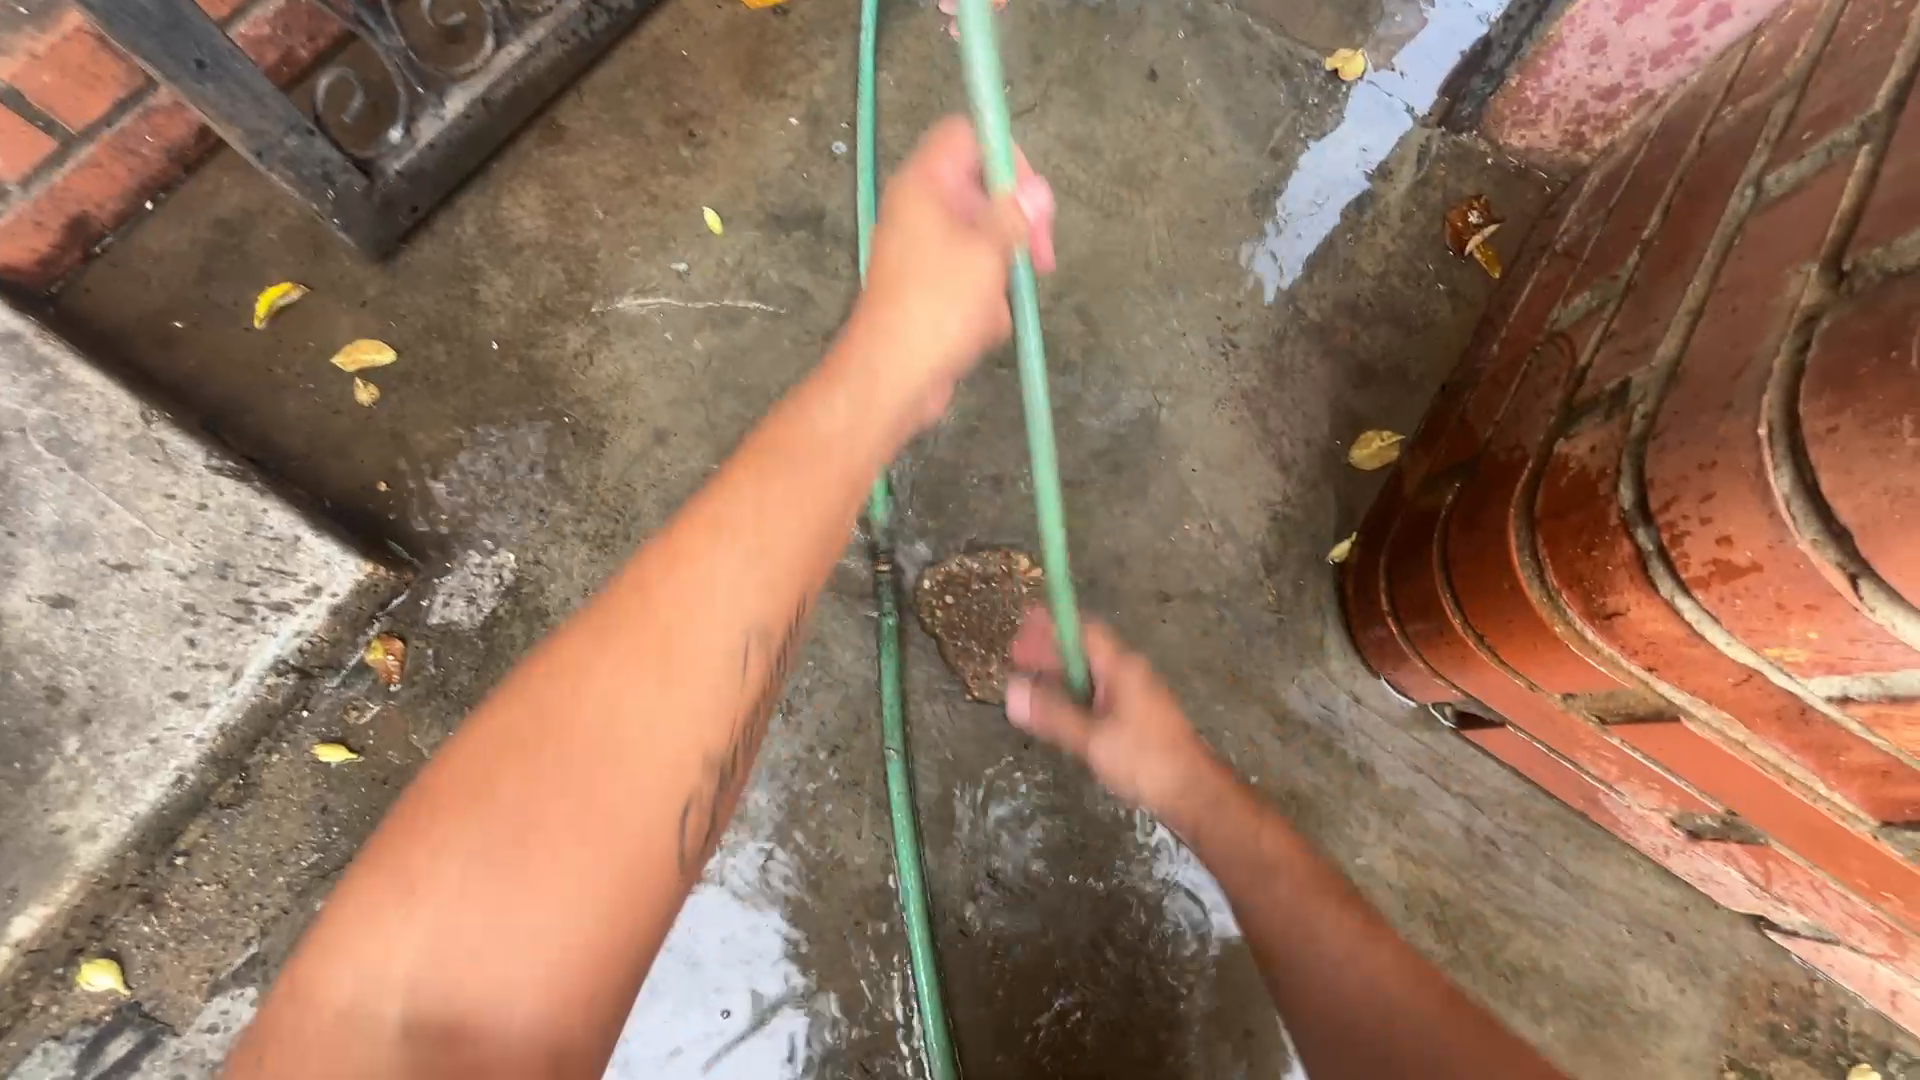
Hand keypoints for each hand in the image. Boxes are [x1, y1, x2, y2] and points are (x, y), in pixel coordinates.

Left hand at [846, 115, 1055, 429]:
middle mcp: (922, 213)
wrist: (893, 377)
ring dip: (1000, 279)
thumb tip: (1037, 191)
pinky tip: (979, 330)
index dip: (1008, 159)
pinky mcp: (931, 293)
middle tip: (1040, 259)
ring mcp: (925, 255)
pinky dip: (984, 306)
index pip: (971, 137)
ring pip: (985, 248)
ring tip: (990, 308)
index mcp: (925, 185)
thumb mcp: (987, 253)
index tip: (1032, 200)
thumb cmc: (936, 308)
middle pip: (985, 195)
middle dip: (1016, 231)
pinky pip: (973, 285)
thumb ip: (1015, 215)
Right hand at [1004, 608, 1219, 815]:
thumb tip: (1011, 691)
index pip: (1083, 630)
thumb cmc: (1146, 760)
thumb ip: (1052, 714)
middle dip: (1050, 648)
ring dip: (1060, 671)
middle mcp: (1128, 672)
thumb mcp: (1092, 738)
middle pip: (1085, 647)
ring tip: (1029, 680)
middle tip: (1016, 656)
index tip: (1022, 627)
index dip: (1051, 625)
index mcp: (1121, 667)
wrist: (1194, 792)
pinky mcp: (1135, 715)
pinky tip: (1057, 708)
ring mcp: (1134, 693)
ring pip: (1090, 671)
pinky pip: (1097, 691)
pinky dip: (1073, 691)